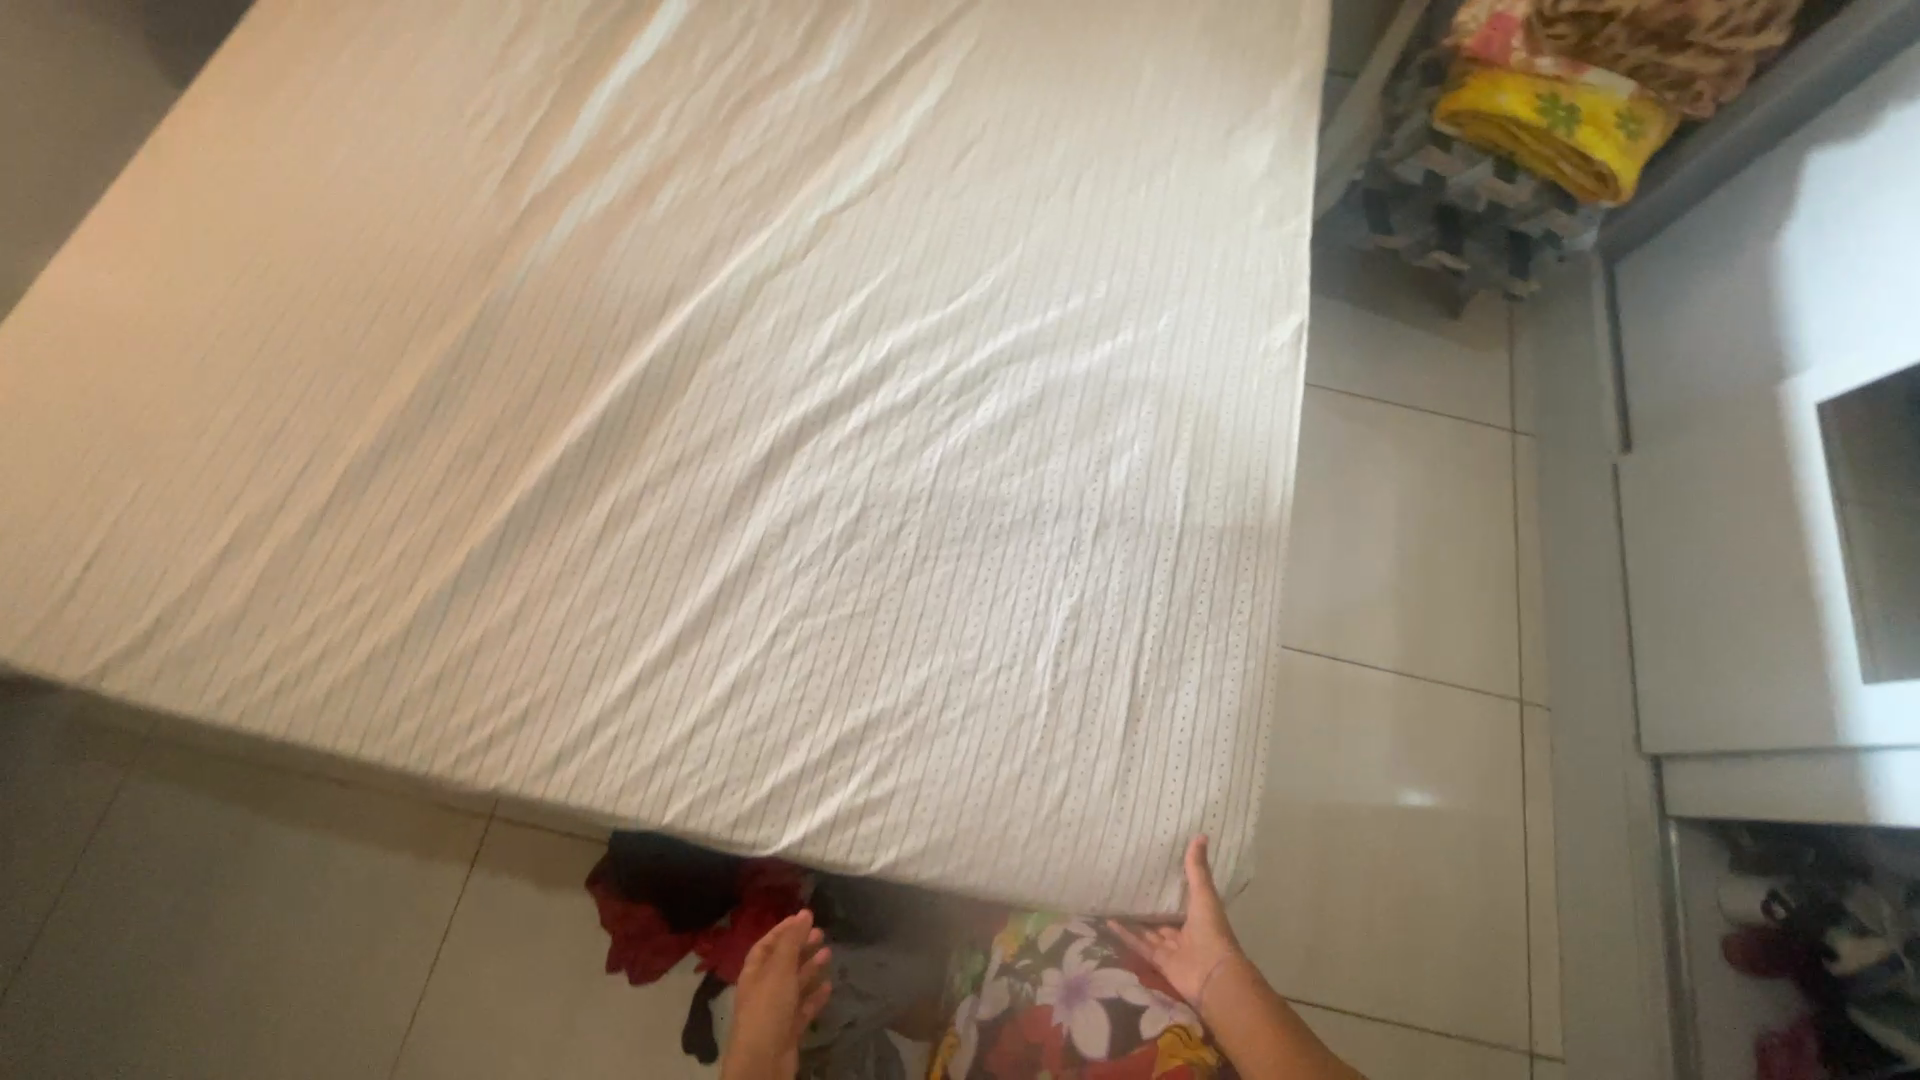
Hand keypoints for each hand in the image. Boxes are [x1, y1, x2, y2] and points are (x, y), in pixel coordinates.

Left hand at [721, 910, 832, 1079]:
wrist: (762, 1063)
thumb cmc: (768, 1009)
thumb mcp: (779, 969)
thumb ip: (792, 941)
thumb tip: (804, 912)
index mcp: (754, 973)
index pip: (767, 945)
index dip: (784, 930)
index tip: (804, 917)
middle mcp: (763, 990)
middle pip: (782, 963)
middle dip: (800, 947)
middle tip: (821, 933)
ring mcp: (776, 1011)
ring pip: (794, 985)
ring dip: (810, 968)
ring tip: (828, 954)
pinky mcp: (789, 1030)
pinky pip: (803, 1008)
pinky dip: (815, 996)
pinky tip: (828, 987)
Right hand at [1109, 835, 1245, 1006]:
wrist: (1213, 975)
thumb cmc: (1212, 931)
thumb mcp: (1204, 895)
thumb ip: (1197, 869)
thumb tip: (1201, 835)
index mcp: (1198, 916)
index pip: (1182, 900)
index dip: (1170, 888)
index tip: (1154, 870)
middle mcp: (1185, 932)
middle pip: (1164, 918)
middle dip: (1150, 905)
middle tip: (1129, 885)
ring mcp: (1172, 948)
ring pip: (1149, 932)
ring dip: (1134, 920)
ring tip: (1115, 902)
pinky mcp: (1159, 961)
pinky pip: (1140, 945)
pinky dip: (1126, 935)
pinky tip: (1109, 923)